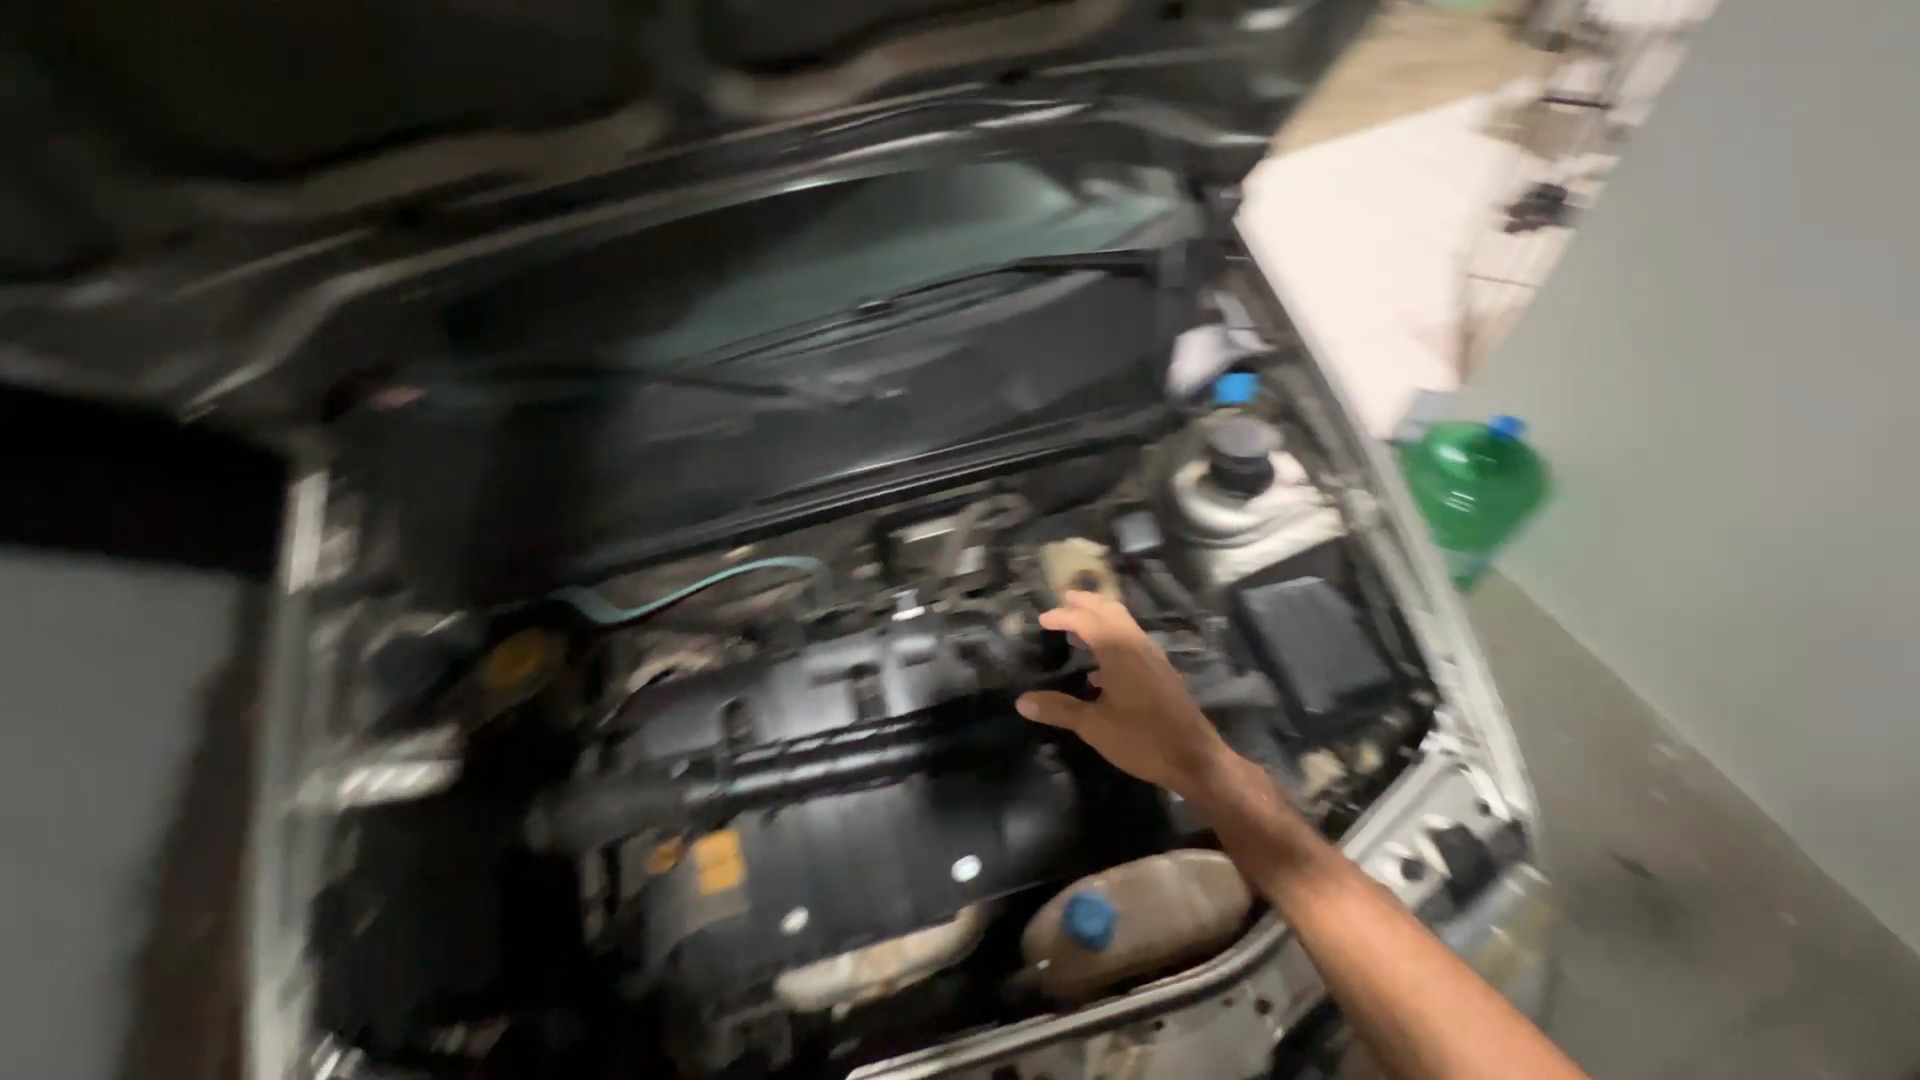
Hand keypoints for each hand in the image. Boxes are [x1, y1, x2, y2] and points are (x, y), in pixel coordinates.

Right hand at [1015, 591, 1235, 801]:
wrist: (1195, 759)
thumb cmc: (1141, 739)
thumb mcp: (1094, 726)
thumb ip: (1058, 709)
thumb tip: (1021, 701)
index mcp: (1119, 651)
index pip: (1086, 620)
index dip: (1063, 616)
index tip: (1042, 619)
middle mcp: (1138, 646)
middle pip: (1110, 611)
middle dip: (1086, 603)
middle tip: (1065, 600)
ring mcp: (1154, 658)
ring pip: (1125, 625)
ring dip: (1102, 619)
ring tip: (1079, 629)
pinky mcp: (1163, 673)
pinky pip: (1134, 642)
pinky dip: (1114, 639)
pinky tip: (1102, 669)